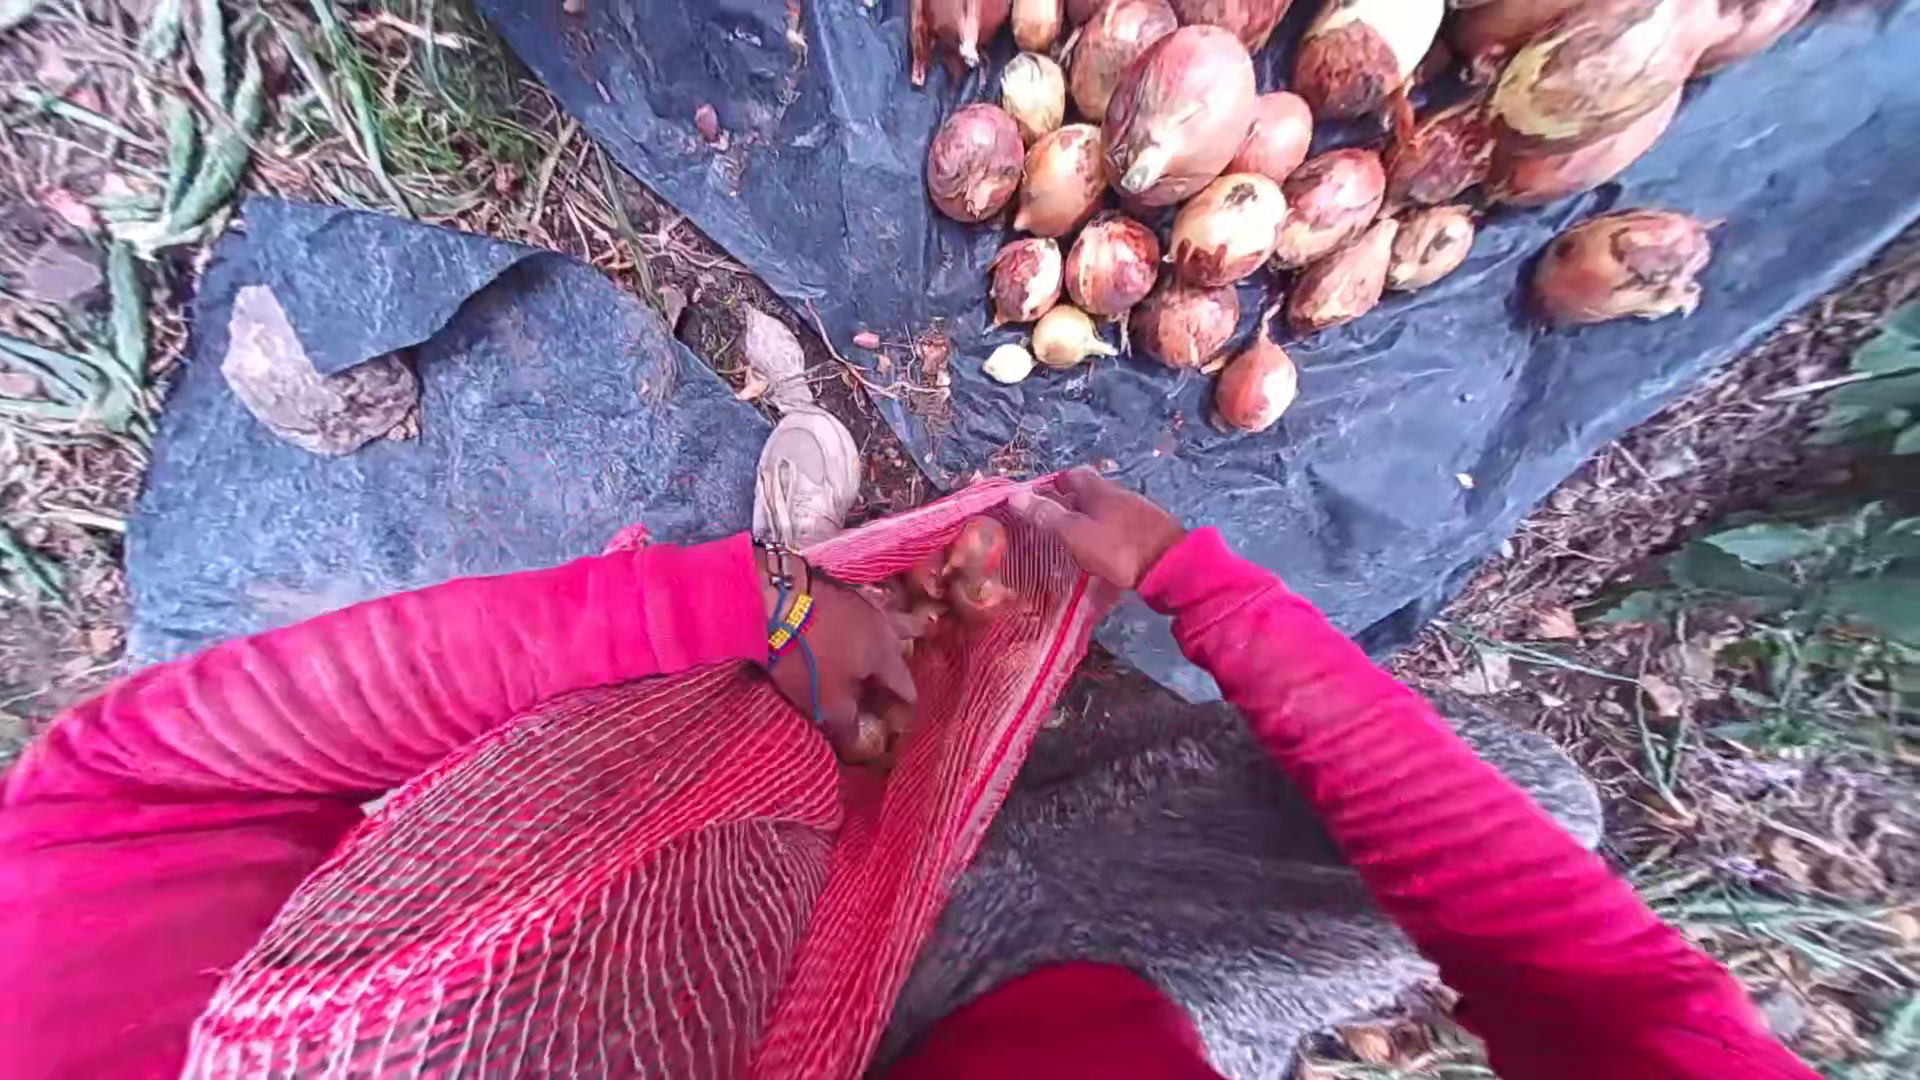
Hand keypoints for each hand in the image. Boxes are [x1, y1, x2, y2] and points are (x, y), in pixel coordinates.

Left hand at [760, 570, 917, 762]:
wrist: (776, 598)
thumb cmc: (808, 656)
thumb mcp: (827, 701)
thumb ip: (846, 724)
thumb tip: (858, 744)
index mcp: (885, 653)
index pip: (905, 684)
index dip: (905, 703)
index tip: (904, 715)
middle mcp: (880, 623)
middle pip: (904, 635)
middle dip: (912, 644)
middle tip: (919, 645)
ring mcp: (858, 600)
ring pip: (884, 613)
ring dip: (891, 620)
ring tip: (889, 624)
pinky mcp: (834, 585)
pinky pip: (858, 601)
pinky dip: (860, 610)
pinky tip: (853, 610)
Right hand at [1009, 466, 1185, 589]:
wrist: (1172, 567)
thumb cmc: (1118, 549)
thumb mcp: (1075, 534)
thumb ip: (1047, 516)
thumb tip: (1015, 496)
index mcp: (1098, 489)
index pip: (1070, 475)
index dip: (1052, 485)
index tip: (1037, 500)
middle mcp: (1118, 492)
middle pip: (1088, 489)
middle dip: (1070, 501)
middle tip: (1052, 521)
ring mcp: (1137, 509)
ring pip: (1105, 506)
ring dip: (1088, 516)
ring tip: (1073, 537)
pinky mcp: (1149, 528)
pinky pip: (1119, 522)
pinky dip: (1106, 530)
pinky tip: (1102, 547)